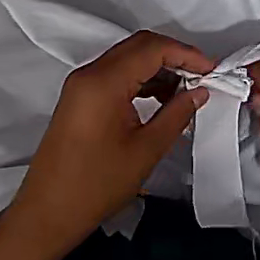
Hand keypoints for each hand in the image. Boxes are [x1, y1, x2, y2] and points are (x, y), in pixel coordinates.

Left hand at [0, 30, 214, 259]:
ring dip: (158, 67)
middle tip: (203, 76)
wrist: (47, 214)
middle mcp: (90, 74)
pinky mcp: (80, 97)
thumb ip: (177, 114)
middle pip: (139, 46)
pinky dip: (141, 79)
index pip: (152, 48)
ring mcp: (82, 84)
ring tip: (187, 90)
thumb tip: (199, 92)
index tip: (212, 70)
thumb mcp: (146, 150)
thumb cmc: (95, 185)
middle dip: (174, 56)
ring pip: (128, 58)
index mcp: (104, 82)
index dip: (186, 54)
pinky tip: (163, 99)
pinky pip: (116, 74)